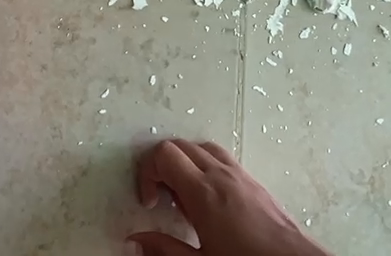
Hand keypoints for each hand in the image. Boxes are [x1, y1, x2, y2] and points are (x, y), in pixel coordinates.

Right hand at [129, 140, 328, 255]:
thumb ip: (164, 250)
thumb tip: (135, 242)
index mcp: (202, 191)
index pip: (164, 154)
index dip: (147, 172)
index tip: (150, 200)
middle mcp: (220, 174)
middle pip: (180, 146)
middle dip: (163, 166)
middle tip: (162, 198)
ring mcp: (240, 175)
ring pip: (202, 148)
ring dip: (186, 163)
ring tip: (185, 197)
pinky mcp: (255, 182)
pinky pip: (223, 159)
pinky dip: (207, 167)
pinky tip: (211, 199)